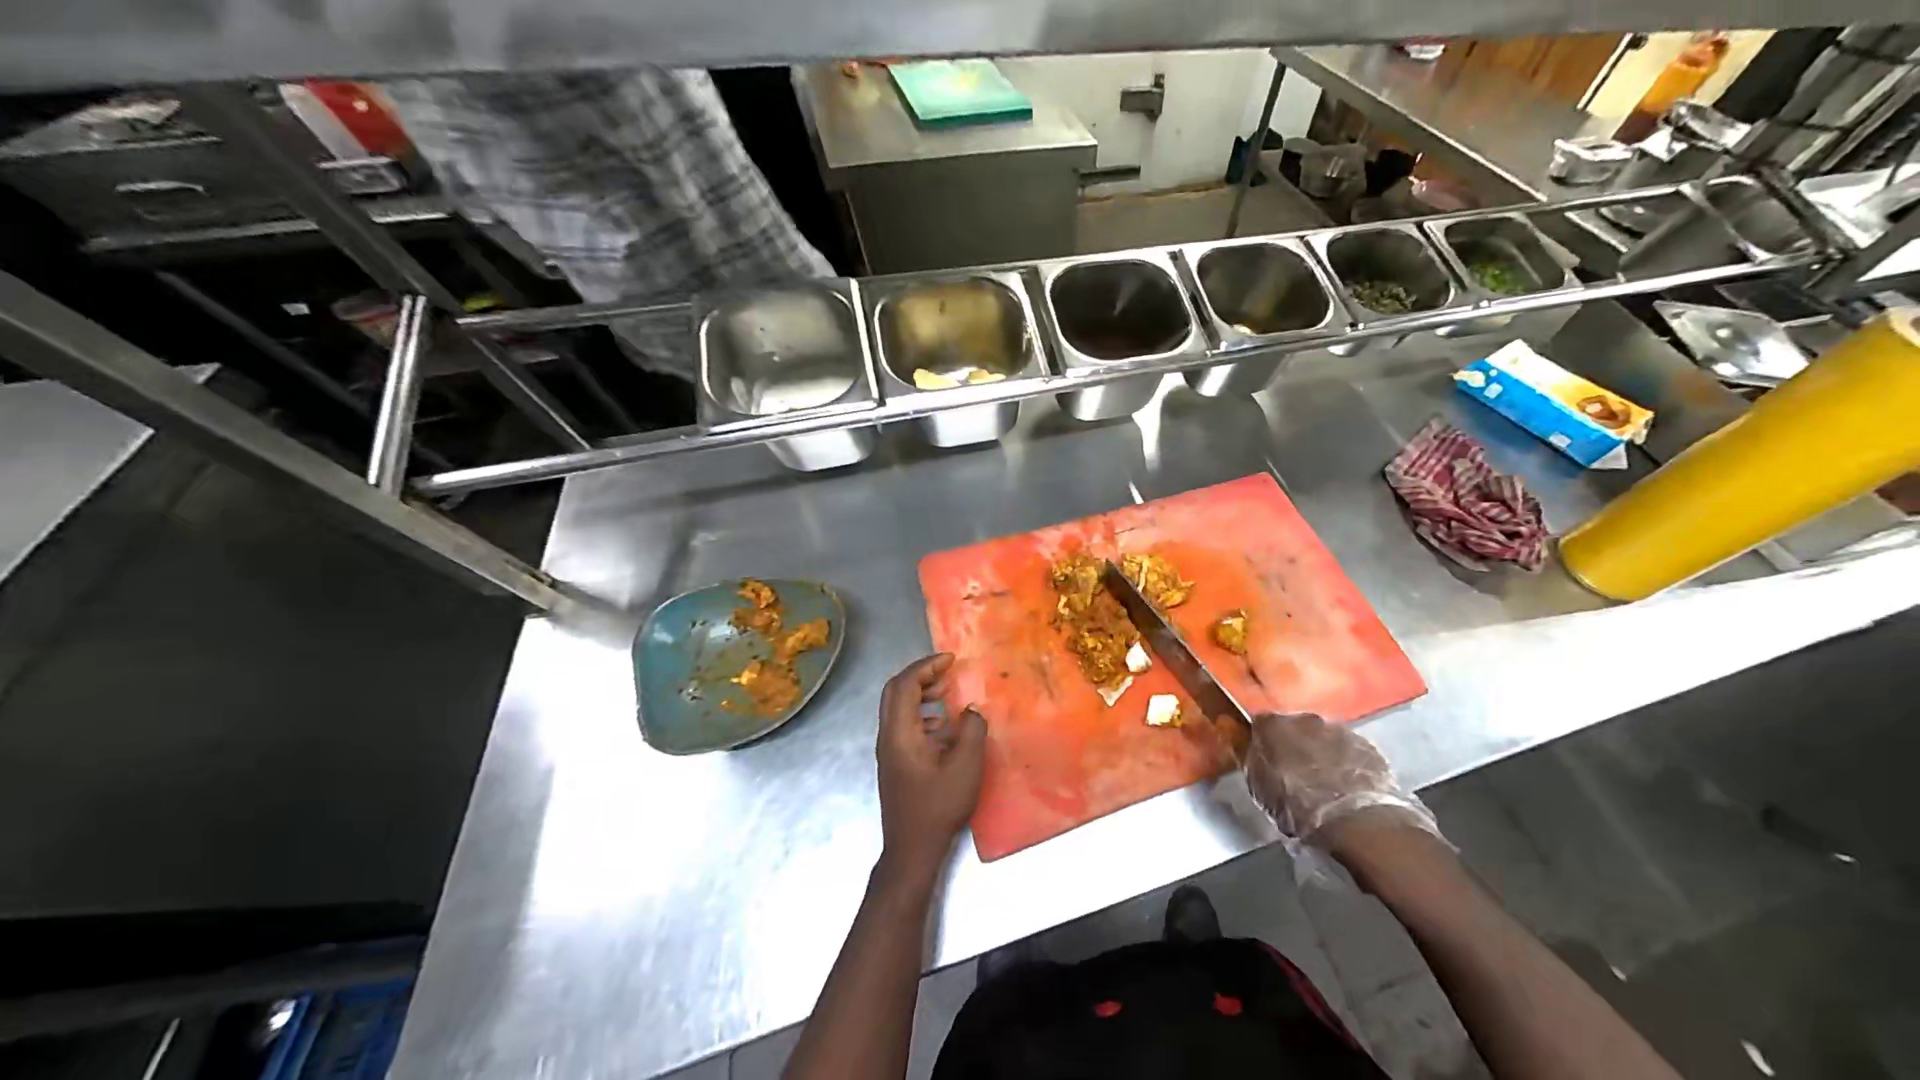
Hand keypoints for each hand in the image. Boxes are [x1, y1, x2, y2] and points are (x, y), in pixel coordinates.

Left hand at [876, 654, 985, 879]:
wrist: (911, 849)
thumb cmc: (938, 807)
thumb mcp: (965, 767)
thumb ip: (972, 731)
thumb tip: (971, 710)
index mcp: (900, 732)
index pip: (905, 684)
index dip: (927, 667)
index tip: (951, 660)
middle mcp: (887, 736)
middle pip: (895, 691)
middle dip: (921, 676)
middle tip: (947, 673)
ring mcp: (888, 750)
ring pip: (898, 708)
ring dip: (920, 694)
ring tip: (947, 695)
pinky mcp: (895, 763)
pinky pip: (904, 724)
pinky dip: (922, 714)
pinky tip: (944, 727)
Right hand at [1244, 712, 1440, 849]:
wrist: (1354, 820)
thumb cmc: (1296, 806)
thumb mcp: (1259, 788)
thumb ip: (1252, 761)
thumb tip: (1251, 749)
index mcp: (1274, 726)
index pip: (1261, 724)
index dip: (1262, 740)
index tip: (1264, 757)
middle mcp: (1306, 719)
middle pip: (1296, 727)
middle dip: (1295, 744)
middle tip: (1296, 772)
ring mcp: (1342, 731)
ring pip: (1326, 738)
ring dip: (1323, 753)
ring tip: (1326, 783)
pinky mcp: (1370, 748)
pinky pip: (1352, 752)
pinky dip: (1348, 764)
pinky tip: (1348, 787)